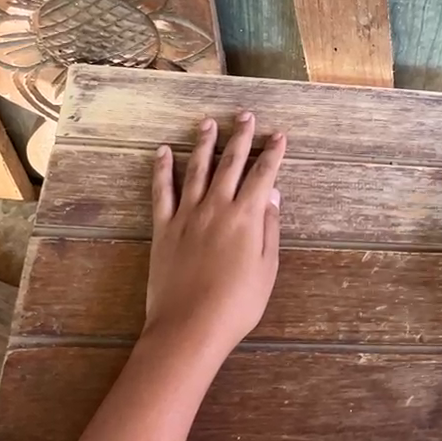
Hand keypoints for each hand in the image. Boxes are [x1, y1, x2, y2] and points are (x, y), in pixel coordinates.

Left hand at [144, 113, 285, 358]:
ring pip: (197, 169)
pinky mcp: (164, 227)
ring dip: (204, 144)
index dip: (272, 153)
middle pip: (230, 163)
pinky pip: (162, 191)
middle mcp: (216, 207)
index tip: (279, 135)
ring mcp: (187, 215)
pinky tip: (164, 152)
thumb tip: (271, 195)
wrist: (190, 326)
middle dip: (241, 137)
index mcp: (246, 217)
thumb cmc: (237, 304)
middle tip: (246, 115)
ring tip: (208, 123)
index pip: (262, 175)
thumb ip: (269, 228)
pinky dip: (163, 169)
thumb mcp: (267, 268)